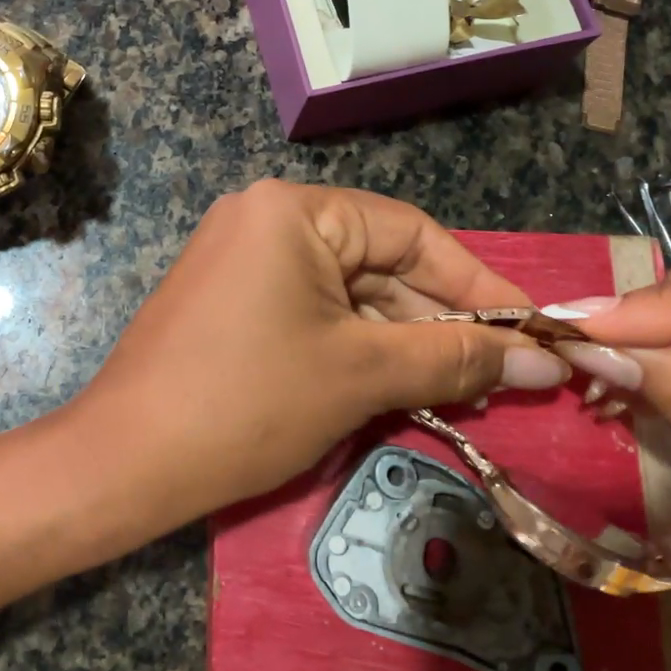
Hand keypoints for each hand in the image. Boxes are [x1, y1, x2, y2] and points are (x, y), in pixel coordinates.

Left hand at [65, 180, 569, 525]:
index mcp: (293, 210)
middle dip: (439, 319)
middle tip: (503, 374)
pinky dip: (356, 345)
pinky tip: (399, 384)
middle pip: (379, 262)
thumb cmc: (249, 401)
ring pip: (348, 292)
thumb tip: (543, 361)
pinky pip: (313, 311)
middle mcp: (265, 218)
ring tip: (462, 389)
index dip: (476, 284)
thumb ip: (454, 358)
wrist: (127, 460)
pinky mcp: (231, 301)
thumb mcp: (361, 374)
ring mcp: (243, 259)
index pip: (410, 232)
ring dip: (402, 339)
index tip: (531, 330)